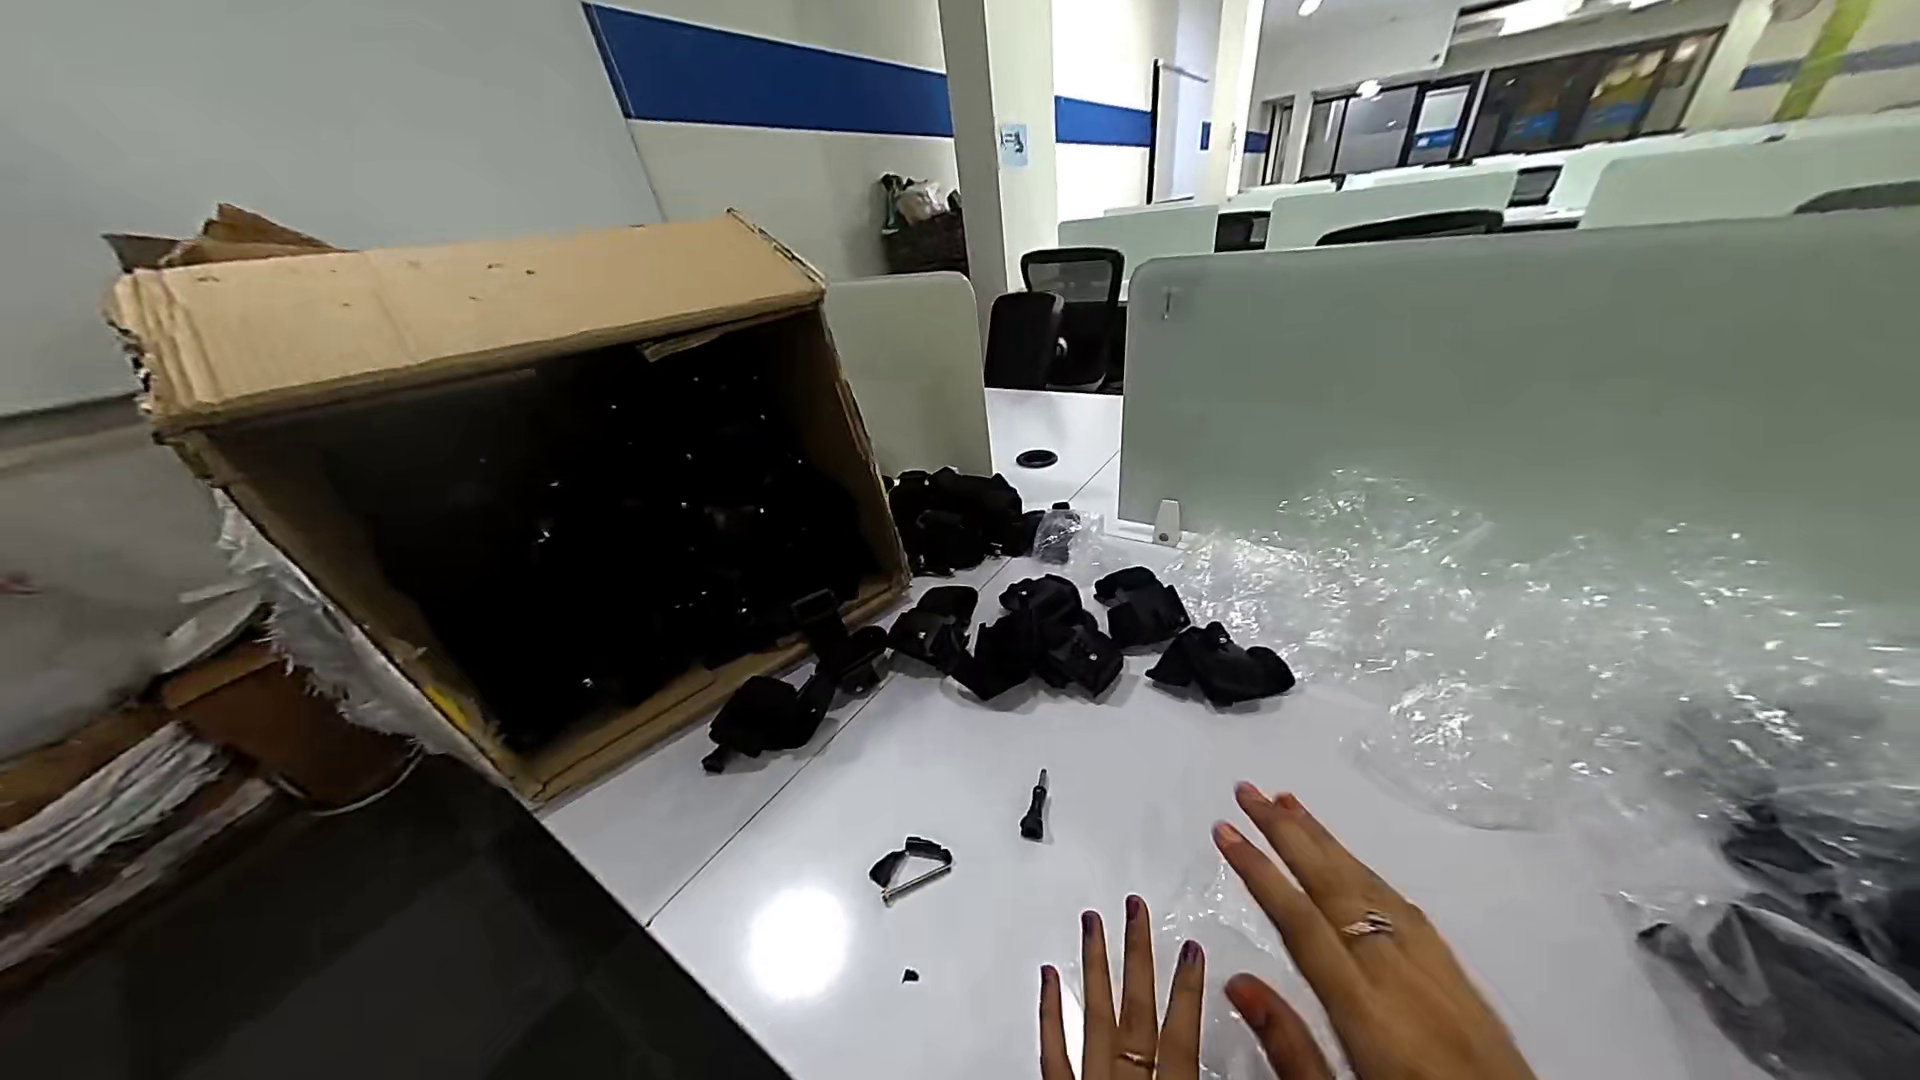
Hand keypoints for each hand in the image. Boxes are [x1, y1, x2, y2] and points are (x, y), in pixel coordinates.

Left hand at [1040, 896, 1205, 1079]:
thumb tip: (1221, 1068)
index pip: (1180, 1040)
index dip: (1187, 991)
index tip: (1191, 950)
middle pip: (1135, 1012)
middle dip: (1136, 955)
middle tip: (1134, 909)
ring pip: (1094, 1018)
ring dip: (1095, 965)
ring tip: (1092, 921)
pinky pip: (1052, 1053)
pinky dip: (1050, 1010)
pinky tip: (1047, 975)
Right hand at [1212, 784, 1537, 1079]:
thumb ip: (1291, 1049)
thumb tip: (1236, 980)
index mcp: (1367, 1013)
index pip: (1300, 922)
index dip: (1258, 870)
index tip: (1224, 829)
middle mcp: (1400, 978)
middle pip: (1333, 887)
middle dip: (1285, 832)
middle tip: (1248, 791)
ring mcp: (1436, 972)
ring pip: (1370, 887)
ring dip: (1324, 839)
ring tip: (1287, 801)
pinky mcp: (1461, 980)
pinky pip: (1406, 909)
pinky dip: (1367, 871)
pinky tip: (1349, 859)